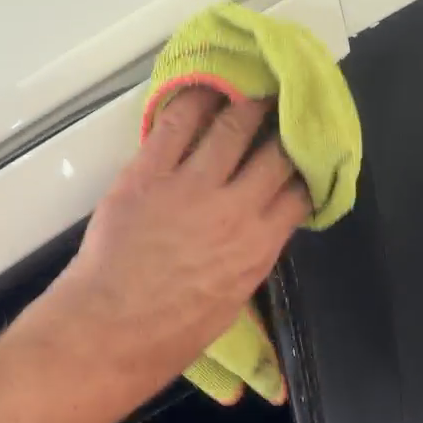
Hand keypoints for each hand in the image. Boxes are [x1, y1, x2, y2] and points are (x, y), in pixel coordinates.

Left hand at [8, 89, 310, 400]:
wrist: (114, 329)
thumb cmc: (175, 333)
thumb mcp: (232, 302)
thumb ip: (249, 261)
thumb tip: (255, 238)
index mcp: (259, 247)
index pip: (299, 194)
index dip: (308, 170)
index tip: (309, 156)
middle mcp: (235, 209)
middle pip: (275, 154)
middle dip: (286, 129)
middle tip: (289, 109)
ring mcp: (191, 186)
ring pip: (232, 127)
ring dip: (248, 104)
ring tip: (254, 90)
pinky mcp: (149, 173)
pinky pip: (177, 124)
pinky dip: (195, 101)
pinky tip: (206, 88)